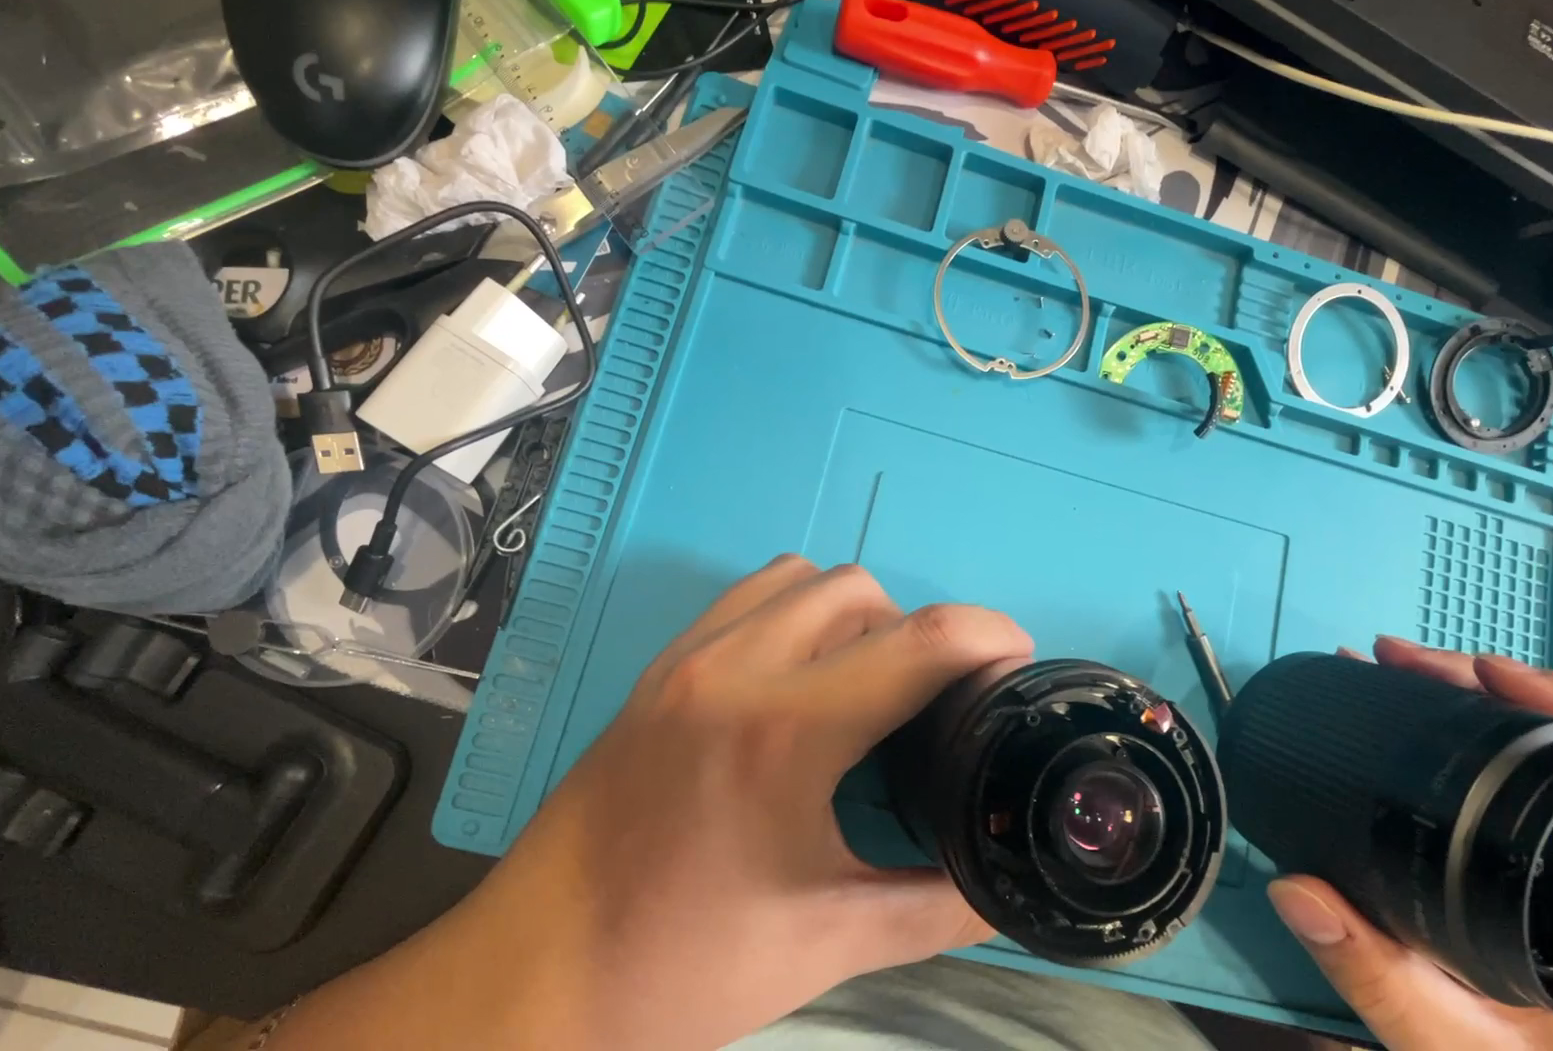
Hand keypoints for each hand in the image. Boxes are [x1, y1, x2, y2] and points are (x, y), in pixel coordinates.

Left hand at [265, 556, 1033, 1050]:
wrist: (536, 972)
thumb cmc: (681, 965)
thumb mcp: (830, 943)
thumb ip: (938, 905)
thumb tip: (1011, 881)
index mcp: (786, 732)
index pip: (919, 642)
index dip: (987, 637)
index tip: (1016, 663)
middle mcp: (735, 668)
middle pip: (861, 591)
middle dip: (916, 632)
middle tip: (931, 704)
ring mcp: (687, 658)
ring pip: (801, 580)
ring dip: (852, 614)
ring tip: (864, 686)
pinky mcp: (659, 669)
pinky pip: (747, 599)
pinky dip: (794, 614)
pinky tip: (797, 681)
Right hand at [1266, 638, 1552, 1050]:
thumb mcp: (1446, 1042)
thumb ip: (1375, 975)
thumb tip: (1291, 887)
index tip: (1483, 677)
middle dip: (1506, 685)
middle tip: (1401, 660)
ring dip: (1489, 698)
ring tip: (1396, 668)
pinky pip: (1541, 775)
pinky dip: (1485, 729)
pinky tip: (1424, 713)